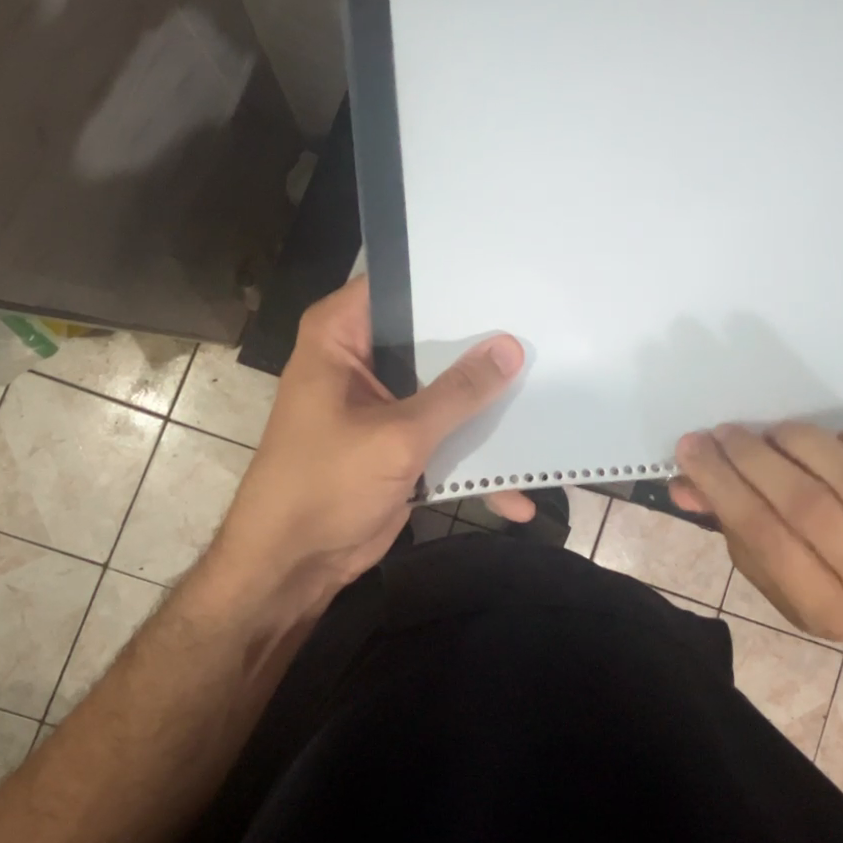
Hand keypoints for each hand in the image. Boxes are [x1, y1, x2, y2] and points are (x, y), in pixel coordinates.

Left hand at [202, 277, 523, 609]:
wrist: (290, 567)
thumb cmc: (323, 485)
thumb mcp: (397, 436)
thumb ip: (458, 393)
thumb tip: (512, 347)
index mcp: (340, 335)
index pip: (399, 284)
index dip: (449, 279)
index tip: (505, 276)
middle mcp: (360, 359)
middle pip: (430, 336)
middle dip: (481, 342)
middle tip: (544, 326)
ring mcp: (382, 402)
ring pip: (443, 386)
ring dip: (485, 404)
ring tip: (552, 395)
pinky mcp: (397, 442)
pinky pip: (444, 433)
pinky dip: (472, 460)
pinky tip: (519, 493)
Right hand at [669, 418, 842, 652]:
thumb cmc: (831, 593)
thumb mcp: (774, 577)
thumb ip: (732, 529)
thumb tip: (683, 481)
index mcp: (826, 608)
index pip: (767, 540)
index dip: (724, 488)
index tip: (692, 450)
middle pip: (810, 507)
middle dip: (755, 460)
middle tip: (722, 434)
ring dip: (801, 444)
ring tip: (770, 433)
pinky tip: (835, 434)